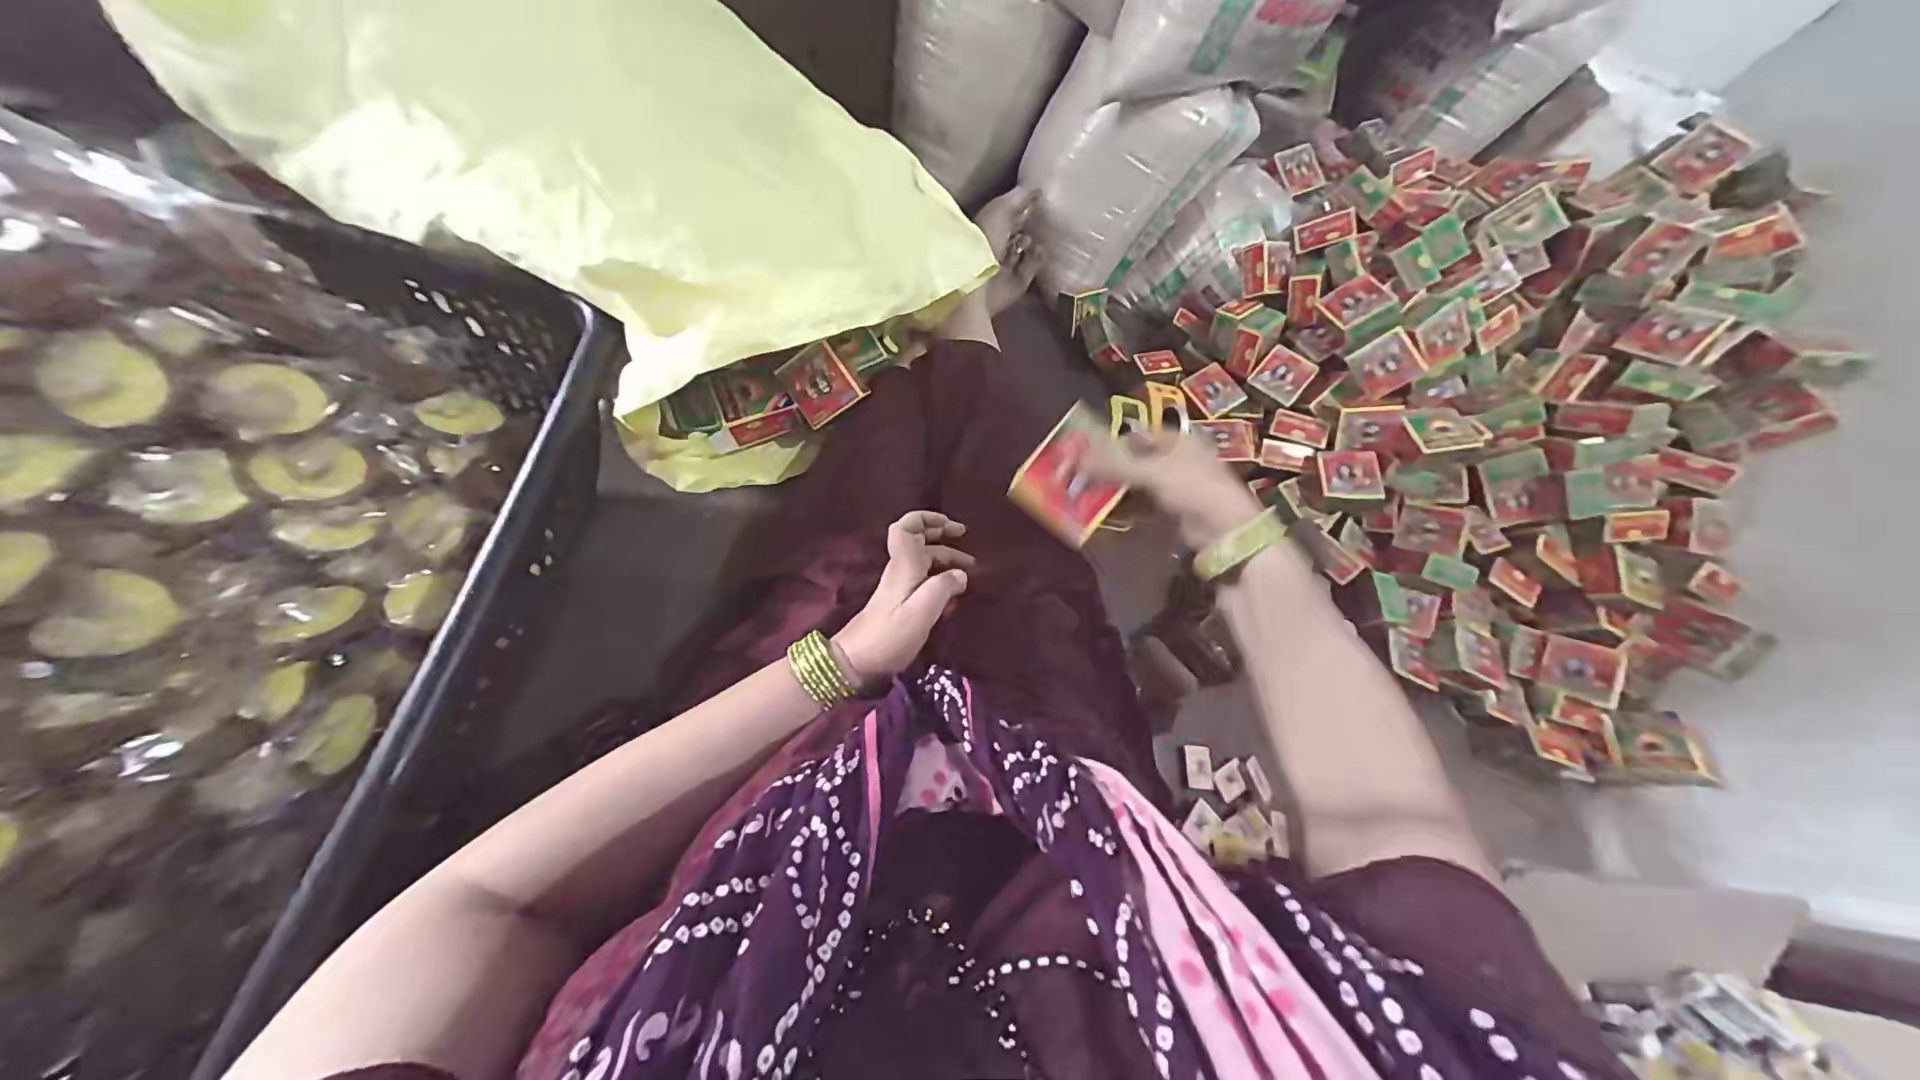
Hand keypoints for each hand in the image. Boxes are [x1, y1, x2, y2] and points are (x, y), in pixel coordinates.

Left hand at [833, 511, 974, 688]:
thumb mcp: (921, 612)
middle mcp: (900, 570)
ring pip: (923, 559)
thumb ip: (943, 588)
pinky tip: (954, 588)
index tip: (949, 525)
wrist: (856, 662)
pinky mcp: (900, 601)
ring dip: (945, 558)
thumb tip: (961, 574)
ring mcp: (899, 585)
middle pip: (918, 540)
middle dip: (941, 534)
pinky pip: (923, 577)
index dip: (925, 518)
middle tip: (964, 537)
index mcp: (904, 566)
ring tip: (969, 569)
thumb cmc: (889, 636)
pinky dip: (940, 575)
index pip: (906, 527)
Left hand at [973, 187, 1043, 315]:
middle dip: (1026, 223)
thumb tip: (1037, 190)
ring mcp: (1005, 268)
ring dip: (1030, 242)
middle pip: (1015, 232)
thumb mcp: (999, 211)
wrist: (980, 284)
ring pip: (1025, 250)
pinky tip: (1036, 251)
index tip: (1036, 198)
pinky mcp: (1017, 284)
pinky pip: (1032, 267)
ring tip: (1029, 239)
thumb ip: (1018, 198)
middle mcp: (994, 249)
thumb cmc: (985, 242)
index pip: (1004, 215)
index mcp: (983, 230)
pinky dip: (1036, 258)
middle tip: (1039, 215)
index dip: (1018, 206)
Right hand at [1091, 432, 1262, 549]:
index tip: (1086, 450)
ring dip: (1116, 487)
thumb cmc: (1193, 487)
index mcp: (1178, 440)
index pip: (1138, 434)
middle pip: (1136, 459)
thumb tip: (1079, 457)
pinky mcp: (1172, 509)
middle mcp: (1177, 459)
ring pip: (1137, 481)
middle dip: (1111, 466)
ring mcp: (1175, 485)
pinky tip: (1106, 508)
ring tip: (1088, 490)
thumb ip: (1115, 464)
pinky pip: (1142, 502)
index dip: (1113, 440)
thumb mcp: (1153, 471)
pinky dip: (1125, 504)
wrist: (1223, 529)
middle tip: (1083, 472)